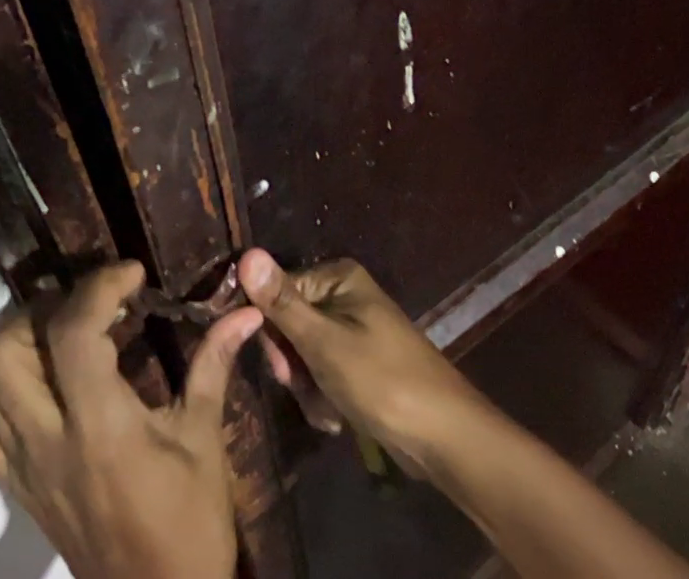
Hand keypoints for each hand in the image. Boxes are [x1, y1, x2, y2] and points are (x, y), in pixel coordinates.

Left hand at [0, 261, 263, 578]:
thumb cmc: (190, 521)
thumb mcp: (205, 439)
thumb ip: (215, 366)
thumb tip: (245, 312)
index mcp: (101, 425)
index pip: (73, 334)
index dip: (99, 287)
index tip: (131, 274)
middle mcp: (47, 441)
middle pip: (4, 352)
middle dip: (41, 311)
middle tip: (85, 305)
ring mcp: (22, 467)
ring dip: (14, 345)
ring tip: (59, 336)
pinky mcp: (15, 487)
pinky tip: (35, 390)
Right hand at [237, 249, 493, 478]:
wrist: (442, 436)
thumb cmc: (382, 380)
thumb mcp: (324, 342)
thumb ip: (281, 303)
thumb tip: (246, 253)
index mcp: (338, 279)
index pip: (275, 293)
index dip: (269, 332)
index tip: (281, 367)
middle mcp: (344, 297)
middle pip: (287, 326)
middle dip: (291, 366)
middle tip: (306, 387)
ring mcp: (353, 331)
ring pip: (301, 356)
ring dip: (307, 387)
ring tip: (328, 408)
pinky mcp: (358, 364)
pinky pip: (321, 374)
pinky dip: (324, 397)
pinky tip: (337, 417)